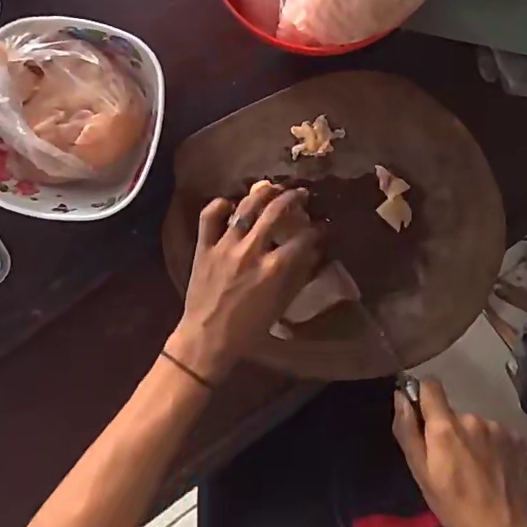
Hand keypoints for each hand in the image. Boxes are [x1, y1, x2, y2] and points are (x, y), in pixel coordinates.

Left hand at [166, 183, 320, 383]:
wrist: (207, 338)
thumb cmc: (249, 328)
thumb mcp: (281, 304)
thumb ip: (299, 276)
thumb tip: (316, 253)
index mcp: (273, 268)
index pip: (303, 238)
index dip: (318, 229)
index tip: (322, 225)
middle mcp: (250, 251)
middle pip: (275, 211)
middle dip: (293, 198)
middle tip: (301, 194)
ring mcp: (224, 246)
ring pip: (244, 207)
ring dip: (262, 193)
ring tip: (272, 188)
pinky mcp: (203, 246)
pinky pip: (208, 216)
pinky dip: (219, 205)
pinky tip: (230, 204)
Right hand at [393, 377, 526, 526]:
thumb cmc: (456, 508)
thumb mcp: (421, 474)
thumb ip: (407, 430)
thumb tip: (400, 397)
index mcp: (445, 427)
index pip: (430, 385)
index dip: (422, 396)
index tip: (421, 417)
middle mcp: (472, 419)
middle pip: (451, 412)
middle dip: (447, 429)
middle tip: (450, 462)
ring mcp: (498, 428)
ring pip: (473, 424)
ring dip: (470, 439)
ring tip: (474, 470)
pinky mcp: (517, 439)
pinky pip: (494, 433)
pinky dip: (490, 445)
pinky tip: (493, 470)